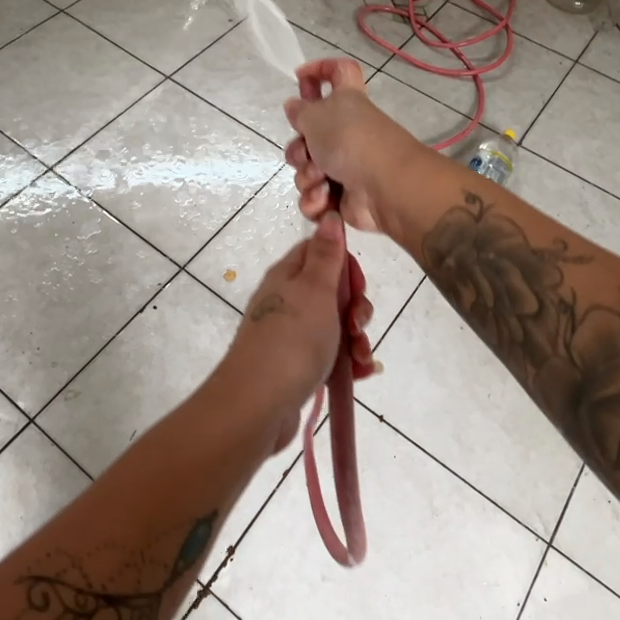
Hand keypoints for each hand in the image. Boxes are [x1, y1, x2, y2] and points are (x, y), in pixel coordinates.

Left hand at [219, 214, 374, 450]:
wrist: (259, 404)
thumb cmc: (292, 340)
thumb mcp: (315, 289)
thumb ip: (326, 254)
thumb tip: (328, 215)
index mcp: (288, 276)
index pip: (320, 252)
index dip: (346, 266)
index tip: (357, 286)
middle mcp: (286, 300)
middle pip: (332, 292)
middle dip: (356, 309)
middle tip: (357, 326)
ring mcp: (289, 334)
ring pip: (335, 326)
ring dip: (355, 340)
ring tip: (360, 358)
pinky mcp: (295, 366)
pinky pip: (329, 356)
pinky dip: (347, 363)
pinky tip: (358, 375)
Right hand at [282, 58, 427, 233]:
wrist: (384, 187)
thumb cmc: (350, 140)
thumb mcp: (316, 116)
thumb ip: (300, 110)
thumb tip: (293, 105)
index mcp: (345, 102)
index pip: (338, 72)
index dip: (320, 70)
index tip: (299, 77)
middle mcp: (345, 132)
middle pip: (308, 136)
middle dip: (298, 151)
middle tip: (307, 154)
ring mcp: (345, 165)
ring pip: (307, 171)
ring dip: (308, 179)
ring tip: (322, 183)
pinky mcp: (343, 196)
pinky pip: (316, 198)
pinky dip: (316, 201)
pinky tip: (325, 202)